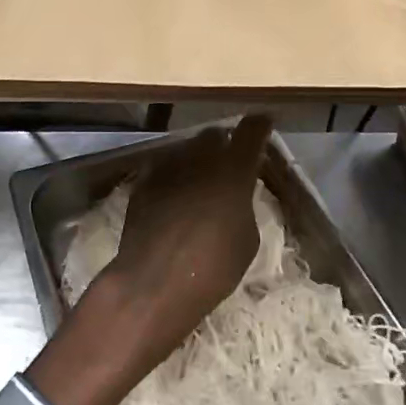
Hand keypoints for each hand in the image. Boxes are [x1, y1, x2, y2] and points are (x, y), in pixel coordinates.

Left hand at [26, 116, 273, 404]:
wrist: (154, 282)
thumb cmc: (213, 267)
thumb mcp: (246, 238)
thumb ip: (243, 203)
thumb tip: (234, 193)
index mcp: (234, 169)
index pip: (251, 132)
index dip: (259, 126)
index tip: (263, 123)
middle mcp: (199, 157)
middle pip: (213, 136)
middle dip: (223, 144)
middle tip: (228, 163)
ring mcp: (166, 167)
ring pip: (185, 150)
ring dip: (195, 160)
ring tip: (199, 181)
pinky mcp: (142, 182)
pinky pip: (163, 169)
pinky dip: (173, 177)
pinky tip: (174, 196)